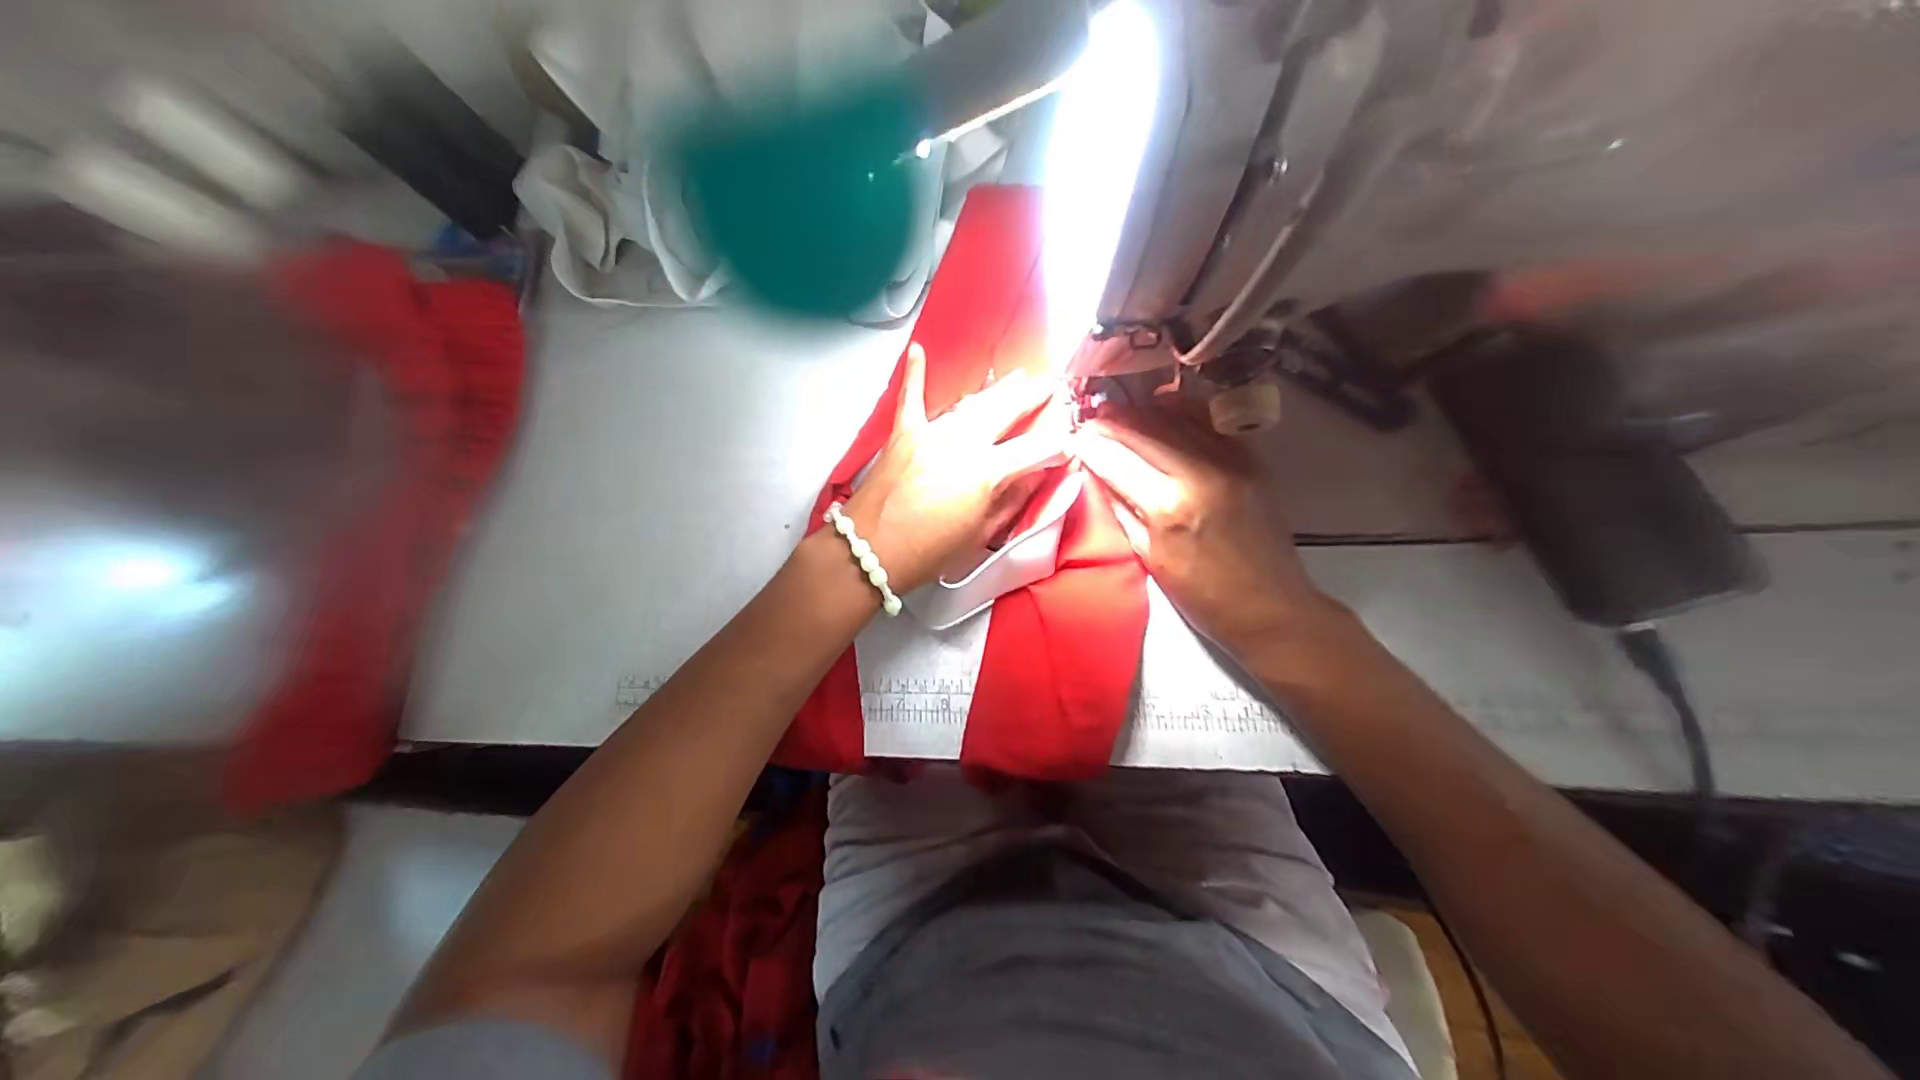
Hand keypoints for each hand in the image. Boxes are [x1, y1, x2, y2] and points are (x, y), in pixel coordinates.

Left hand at [841, 343, 1068, 593]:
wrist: (868, 552)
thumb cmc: (926, 552)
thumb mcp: (980, 533)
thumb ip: (1011, 500)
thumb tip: (1035, 476)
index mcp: (987, 472)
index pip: (1035, 449)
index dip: (1057, 444)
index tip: (1068, 441)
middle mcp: (962, 444)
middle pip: (1006, 411)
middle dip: (1032, 396)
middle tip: (1049, 385)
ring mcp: (931, 434)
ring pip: (971, 403)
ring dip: (996, 389)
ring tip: (1016, 378)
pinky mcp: (903, 434)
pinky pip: (911, 398)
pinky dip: (915, 374)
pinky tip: (917, 351)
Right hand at [1073, 403, 1336, 652]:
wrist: (1271, 607)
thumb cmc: (1203, 595)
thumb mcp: (1148, 556)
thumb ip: (1120, 507)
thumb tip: (1095, 471)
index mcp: (1168, 506)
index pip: (1115, 458)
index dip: (1088, 444)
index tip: (1073, 439)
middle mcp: (1200, 471)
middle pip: (1142, 428)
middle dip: (1109, 423)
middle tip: (1089, 424)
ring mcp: (1230, 459)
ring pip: (1173, 415)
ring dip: (1139, 412)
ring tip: (1118, 415)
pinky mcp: (1250, 457)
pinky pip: (1207, 418)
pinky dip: (1179, 410)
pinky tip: (1160, 410)